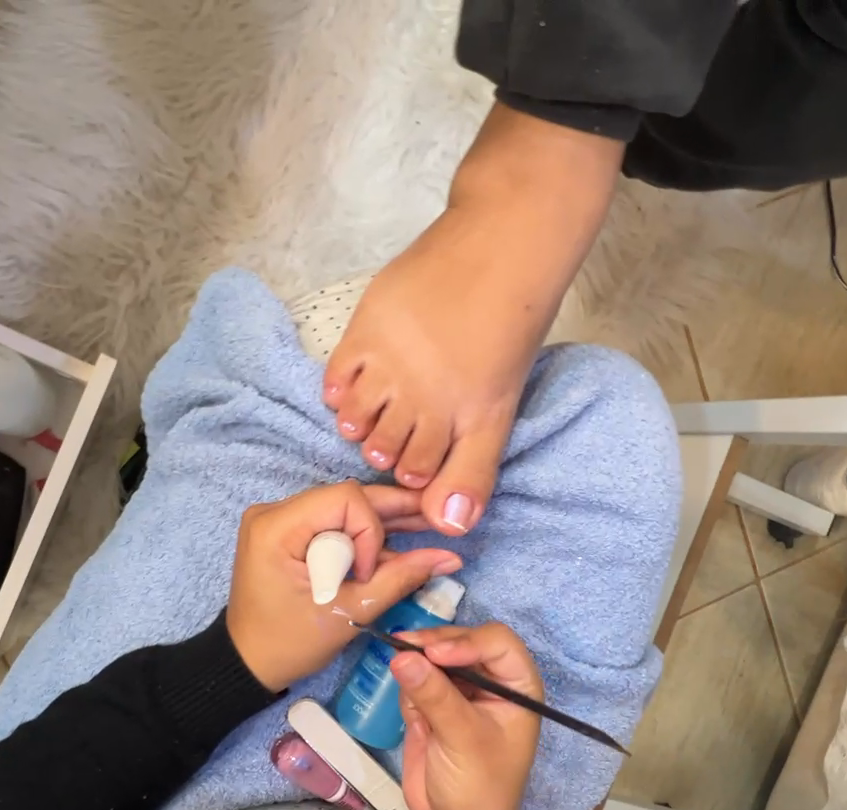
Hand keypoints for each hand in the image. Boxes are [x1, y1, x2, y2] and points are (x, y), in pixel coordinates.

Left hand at [226, 481, 461, 691]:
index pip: (346, 498)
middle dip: (388, 515)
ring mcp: (279, 519)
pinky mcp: (288, 532)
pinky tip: (394, 546)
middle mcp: (273, 512)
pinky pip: (331, 523)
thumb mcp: (347, 614)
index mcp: (276, 527)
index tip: (367, 574)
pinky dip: (359, 537)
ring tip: (423, 529)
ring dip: (379, 525)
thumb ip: (397, 580)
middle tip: (434, 521)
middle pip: (345, 497)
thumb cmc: (289, 643)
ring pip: (342, 509)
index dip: (372, 530)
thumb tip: (449, 557)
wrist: (247, 661)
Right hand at [323, 103, 622, 535]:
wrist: (502, 245)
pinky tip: (351, 389)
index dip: (416, 477)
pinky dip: (338, 393)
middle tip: (388, 439)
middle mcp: (426, 396)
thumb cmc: (510, 326)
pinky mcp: (368, 328)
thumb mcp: (501, 404)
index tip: (413, 466)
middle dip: (387, 452)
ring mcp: (393, 361)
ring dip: (360, 427)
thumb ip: (473, 466)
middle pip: (385, 449)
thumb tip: (448, 527)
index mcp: (465, 417)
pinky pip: (336, 379)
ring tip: (368, 418)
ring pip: (357, 420)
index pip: (420, 474)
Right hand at [395, 623, 543, 809]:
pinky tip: (410, 708)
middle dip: (435, 645)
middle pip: (463, 642)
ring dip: (417, 660)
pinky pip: (418, 678)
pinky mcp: (433, 705)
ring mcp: (461, 692)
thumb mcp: (462, 740)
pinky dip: (409, 683)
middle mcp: (492, 683)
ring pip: (436, 656)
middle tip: (402, 647)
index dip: (467, 641)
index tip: (434, 654)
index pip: (498, 643)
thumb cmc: (478, 788)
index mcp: (518, 688)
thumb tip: (401, 656)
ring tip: (398, 665)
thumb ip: (435, 695)